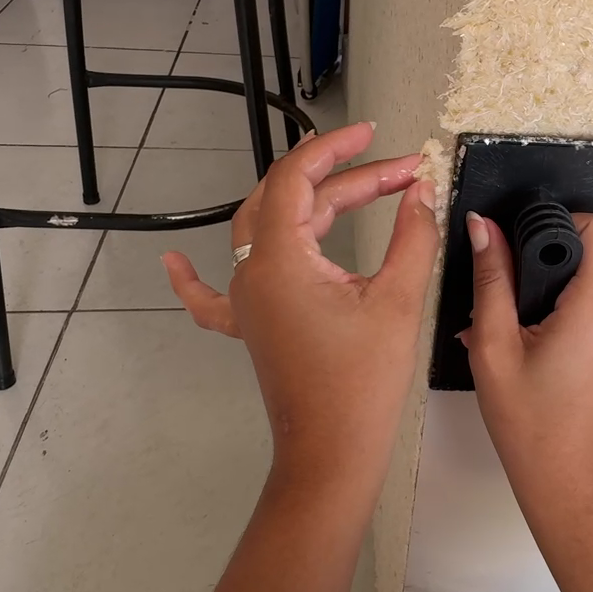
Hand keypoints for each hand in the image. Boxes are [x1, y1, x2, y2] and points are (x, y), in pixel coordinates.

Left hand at [163, 122, 439, 491]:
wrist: (332, 455)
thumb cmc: (363, 383)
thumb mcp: (398, 301)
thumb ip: (413, 236)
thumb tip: (421, 192)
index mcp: (280, 260)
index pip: (297, 177)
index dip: (337, 147)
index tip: (376, 136)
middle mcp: (251, 272)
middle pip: (291, 200)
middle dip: (349, 179)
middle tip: (404, 175)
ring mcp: (246, 301)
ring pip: (267, 229)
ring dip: (313, 204)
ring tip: (366, 188)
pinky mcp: (250, 326)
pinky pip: (211, 294)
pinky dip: (191, 275)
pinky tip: (171, 260)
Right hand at [461, 212, 592, 505]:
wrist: (572, 486)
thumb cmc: (533, 428)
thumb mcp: (495, 347)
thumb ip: (491, 279)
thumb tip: (483, 228)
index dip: (565, 223)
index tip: (530, 250)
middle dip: (550, 270)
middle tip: (516, 311)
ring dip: (558, 298)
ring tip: (523, 341)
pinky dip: (573, 319)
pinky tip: (542, 353)